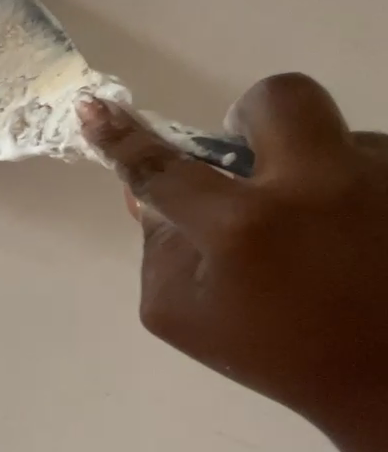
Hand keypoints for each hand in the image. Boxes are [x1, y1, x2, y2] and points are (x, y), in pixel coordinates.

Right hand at [77, 74, 387, 436]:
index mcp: (242, 224)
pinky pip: (367, 163)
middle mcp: (319, 186)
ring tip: (314, 233)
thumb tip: (153, 193)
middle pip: (278, 99)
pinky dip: (346, 190)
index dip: (121, 136)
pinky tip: (350, 238)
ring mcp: (384, 179)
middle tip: (246, 162)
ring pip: (329, 138)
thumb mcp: (178, 310)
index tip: (94, 106)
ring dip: (304, 172)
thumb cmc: (269, 352)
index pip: (161, 167)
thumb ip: (158, 245)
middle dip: (249, 117)